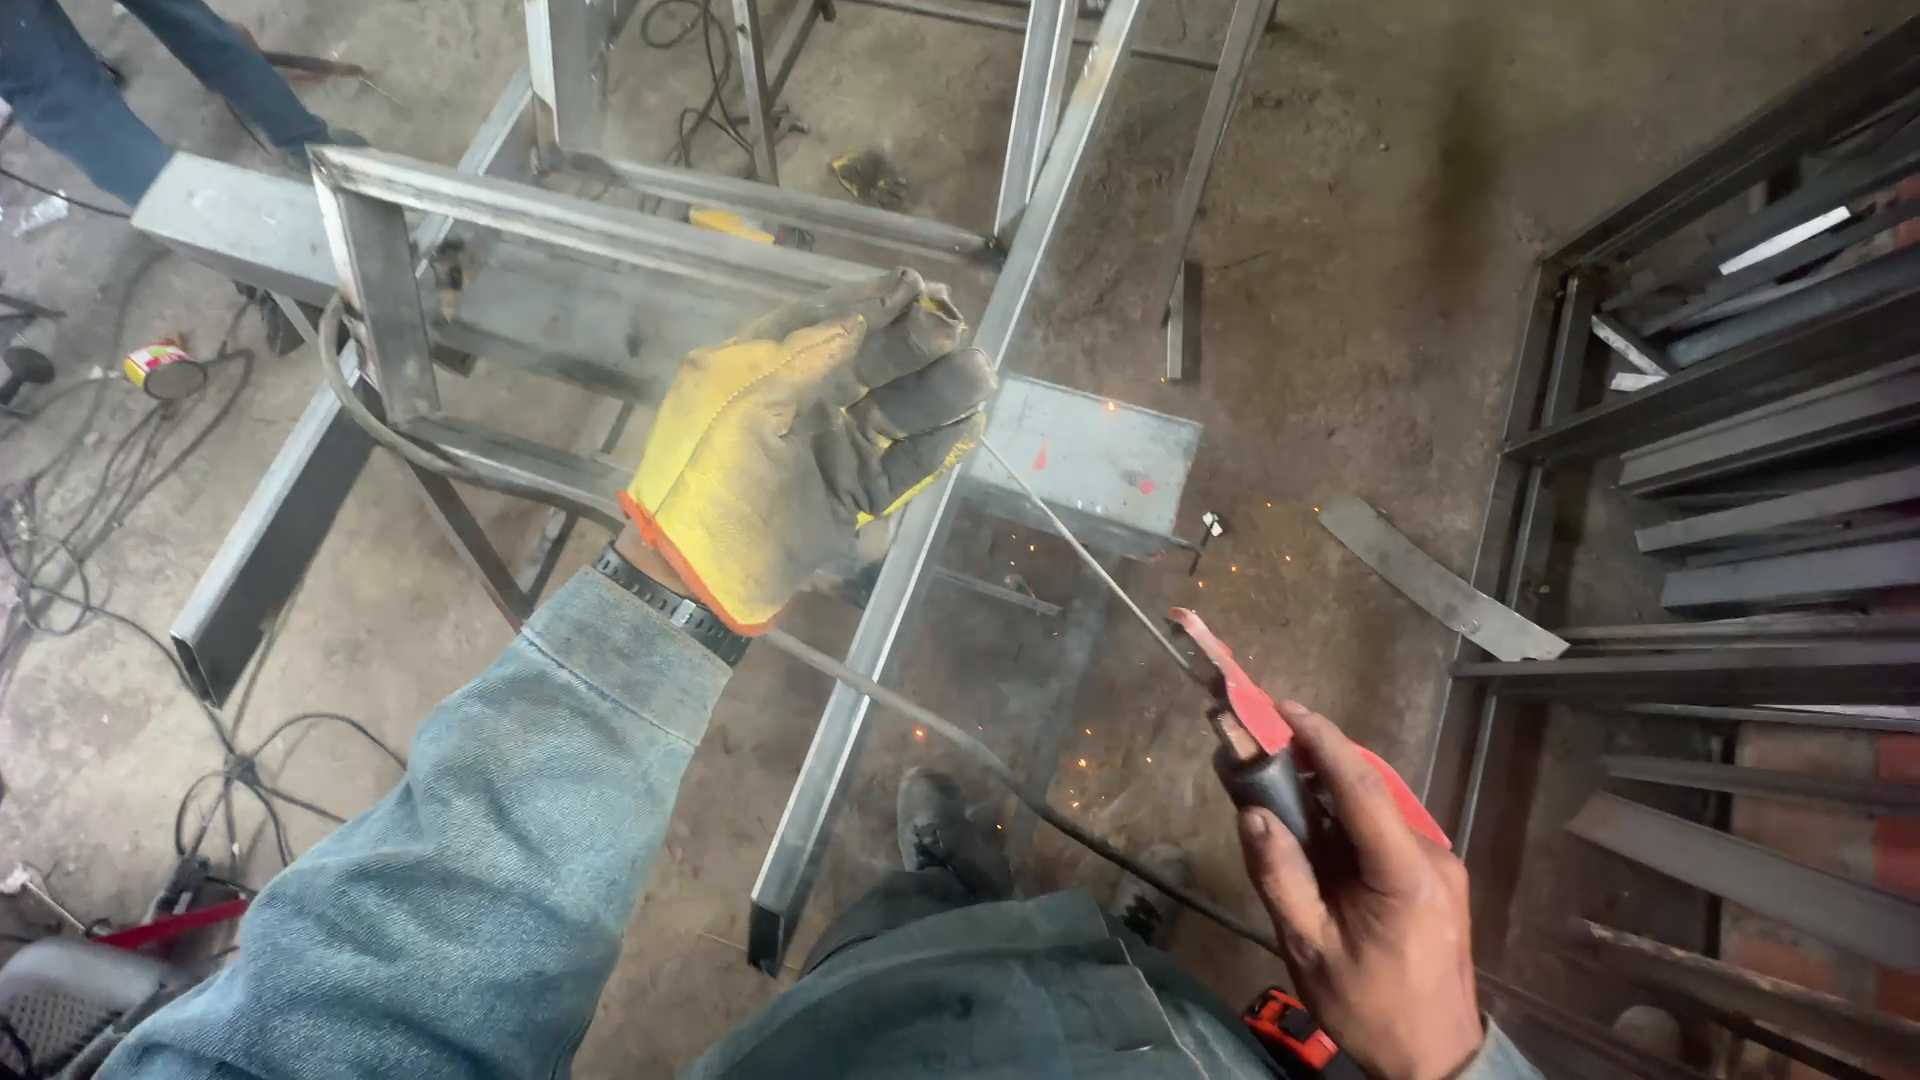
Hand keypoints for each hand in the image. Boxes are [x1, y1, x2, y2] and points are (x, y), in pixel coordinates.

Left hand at [622, 268, 995, 632]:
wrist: (706, 579)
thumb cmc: (711, 483)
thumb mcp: (742, 409)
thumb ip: (799, 361)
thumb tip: (855, 322)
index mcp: (761, 372)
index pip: (820, 322)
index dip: (867, 303)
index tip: (914, 286)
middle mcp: (803, 402)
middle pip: (868, 363)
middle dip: (913, 345)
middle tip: (955, 332)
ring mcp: (834, 448)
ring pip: (896, 411)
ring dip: (937, 392)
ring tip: (979, 375)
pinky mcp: (857, 491)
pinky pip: (904, 465)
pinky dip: (936, 446)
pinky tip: (969, 424)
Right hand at [1237, 700, 1482, 1079]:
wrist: (1437, 1065)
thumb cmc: (1370, 1010)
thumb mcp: (1309, 949)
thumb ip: (1280, 877)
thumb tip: (1252, 812)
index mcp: (1405, 875)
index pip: (1360, 786)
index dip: (1321, 739)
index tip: (1283, 708)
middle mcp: (1431, 857)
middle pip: (1366, 789)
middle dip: (1314, 759)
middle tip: (1261, 747)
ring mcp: (1438, 865)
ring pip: (1372, 807)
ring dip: (1324, 789)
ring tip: (1277, 788)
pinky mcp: (1432, 876)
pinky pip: (1379, 828)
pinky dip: (1341, 816)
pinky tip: (1311, 829)